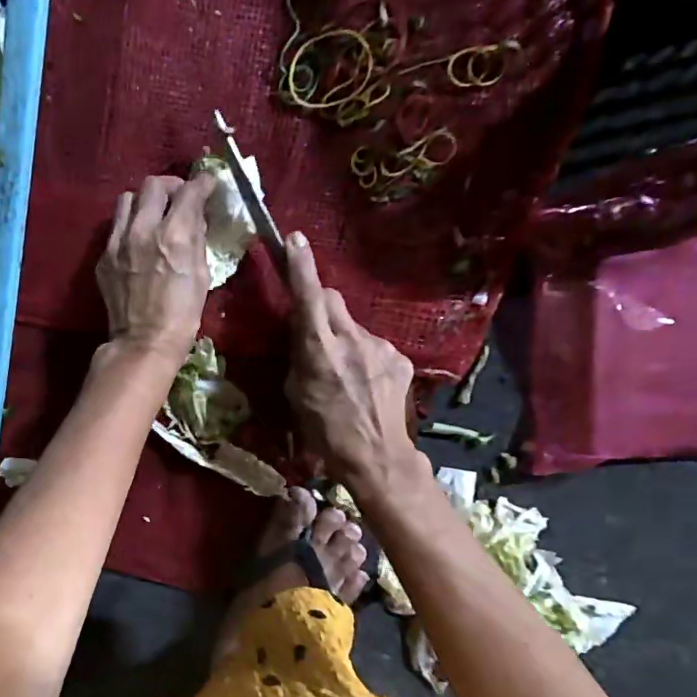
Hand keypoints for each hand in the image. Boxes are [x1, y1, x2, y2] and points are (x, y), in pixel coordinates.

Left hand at [95, 174, 212, 359]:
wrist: (144, 342)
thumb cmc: (183, 314)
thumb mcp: (202, 275)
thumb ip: (197, 241)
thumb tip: (196, 219)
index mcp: (175, 236)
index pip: (189, 191)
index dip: (202, 183)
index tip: (208, 184)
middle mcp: (143, 230)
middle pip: (154, 184)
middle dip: (171, 186)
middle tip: (180, 198)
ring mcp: (118, 241)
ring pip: (128, 198)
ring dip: (146, 201)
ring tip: (155, 215)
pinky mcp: (105, 255)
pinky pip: (116, 226)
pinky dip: (131, 225)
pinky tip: (140, 241)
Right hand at [284, 231, 419, 485]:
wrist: (376, 457)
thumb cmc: (325, 432)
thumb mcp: (296, 394)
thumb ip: (299, 356)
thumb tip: (303, 334)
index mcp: (320, 348)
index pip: (309, 295)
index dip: (300, 266)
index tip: (295, 239)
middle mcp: (353, 339)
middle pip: (334, 300)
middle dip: (321, 306)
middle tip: (316, 331)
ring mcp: (382, 347)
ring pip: (355, 327)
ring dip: (346, 340)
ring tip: (347, 376)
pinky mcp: (401, 358)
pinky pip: (376, 347)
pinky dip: (367, 358)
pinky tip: (369, 385)